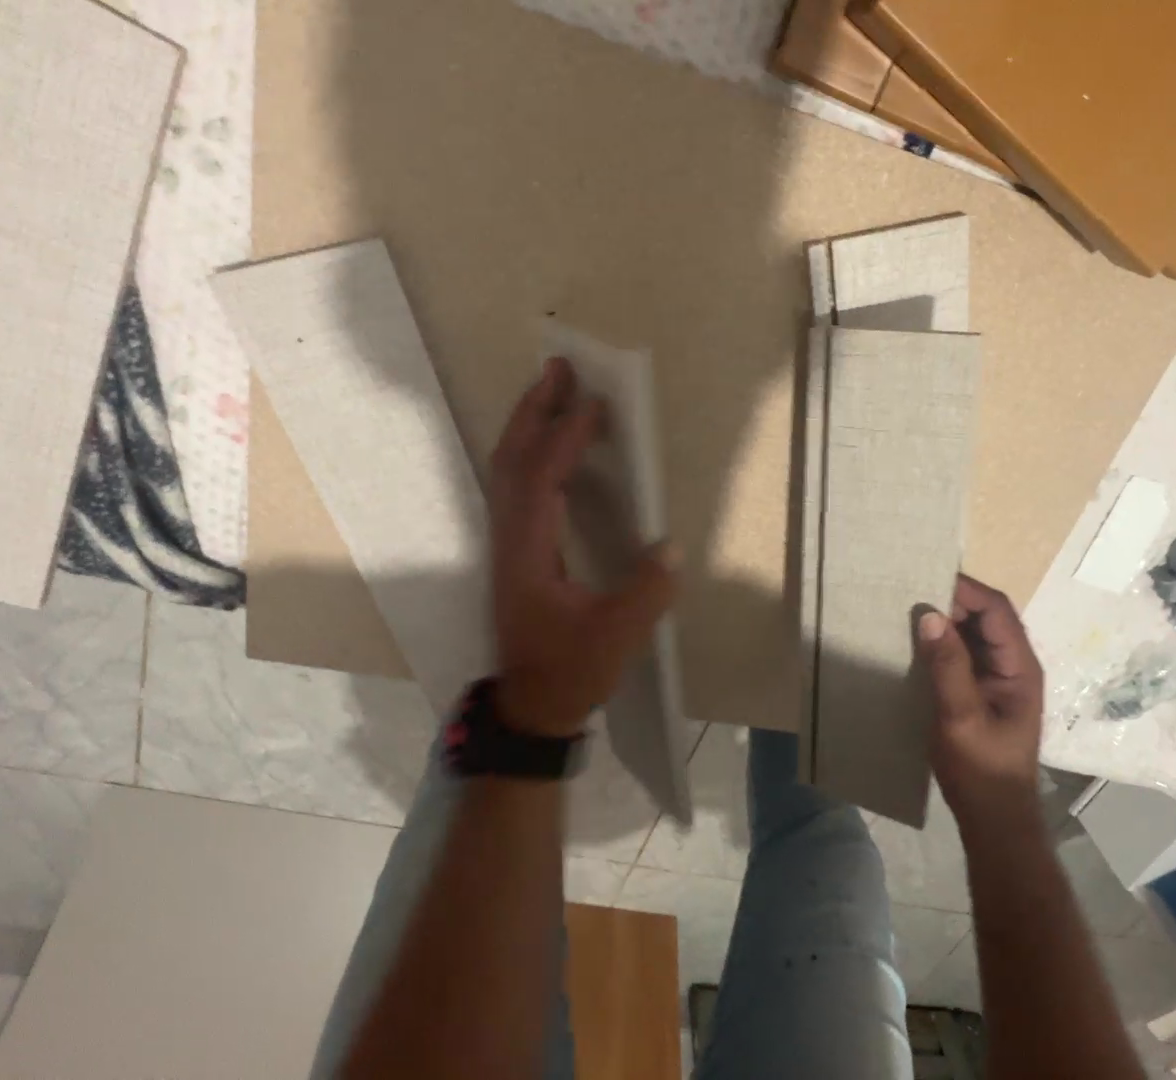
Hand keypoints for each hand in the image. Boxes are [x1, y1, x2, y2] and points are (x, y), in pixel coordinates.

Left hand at [488, 357, 677, 737]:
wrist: (531, 705)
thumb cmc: (571, 672)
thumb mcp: (617, 639)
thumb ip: (645, 592)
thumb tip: (669, 546)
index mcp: (530, 554)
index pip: (541, 481)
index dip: (564, 439)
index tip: (591, 403)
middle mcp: (510, 540)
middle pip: (511, 461)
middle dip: (533, 411)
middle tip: (558, 368)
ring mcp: (508, 545)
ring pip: (506, 471)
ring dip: (528, 426)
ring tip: (554, 391)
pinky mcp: (517, 552)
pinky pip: (514, 486)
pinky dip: (531, 453)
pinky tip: (551, 446)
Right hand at [916, 575, 1044, 827]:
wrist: (993, 816)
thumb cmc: (981, 769)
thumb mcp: (961, 717)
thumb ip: (948, 666)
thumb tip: (928, 615)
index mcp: (1019, 667)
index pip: (996, 610)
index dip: (964, 590)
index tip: (923, 579)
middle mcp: (1012, 665)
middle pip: (985, 617)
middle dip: (951, 602)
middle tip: (907, 594)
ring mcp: (997, 679)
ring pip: (973, 635)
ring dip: (944, 622)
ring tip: (904, 614)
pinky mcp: (980, 692)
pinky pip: (963, 655)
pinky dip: (941, 644)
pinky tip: (913, 647)